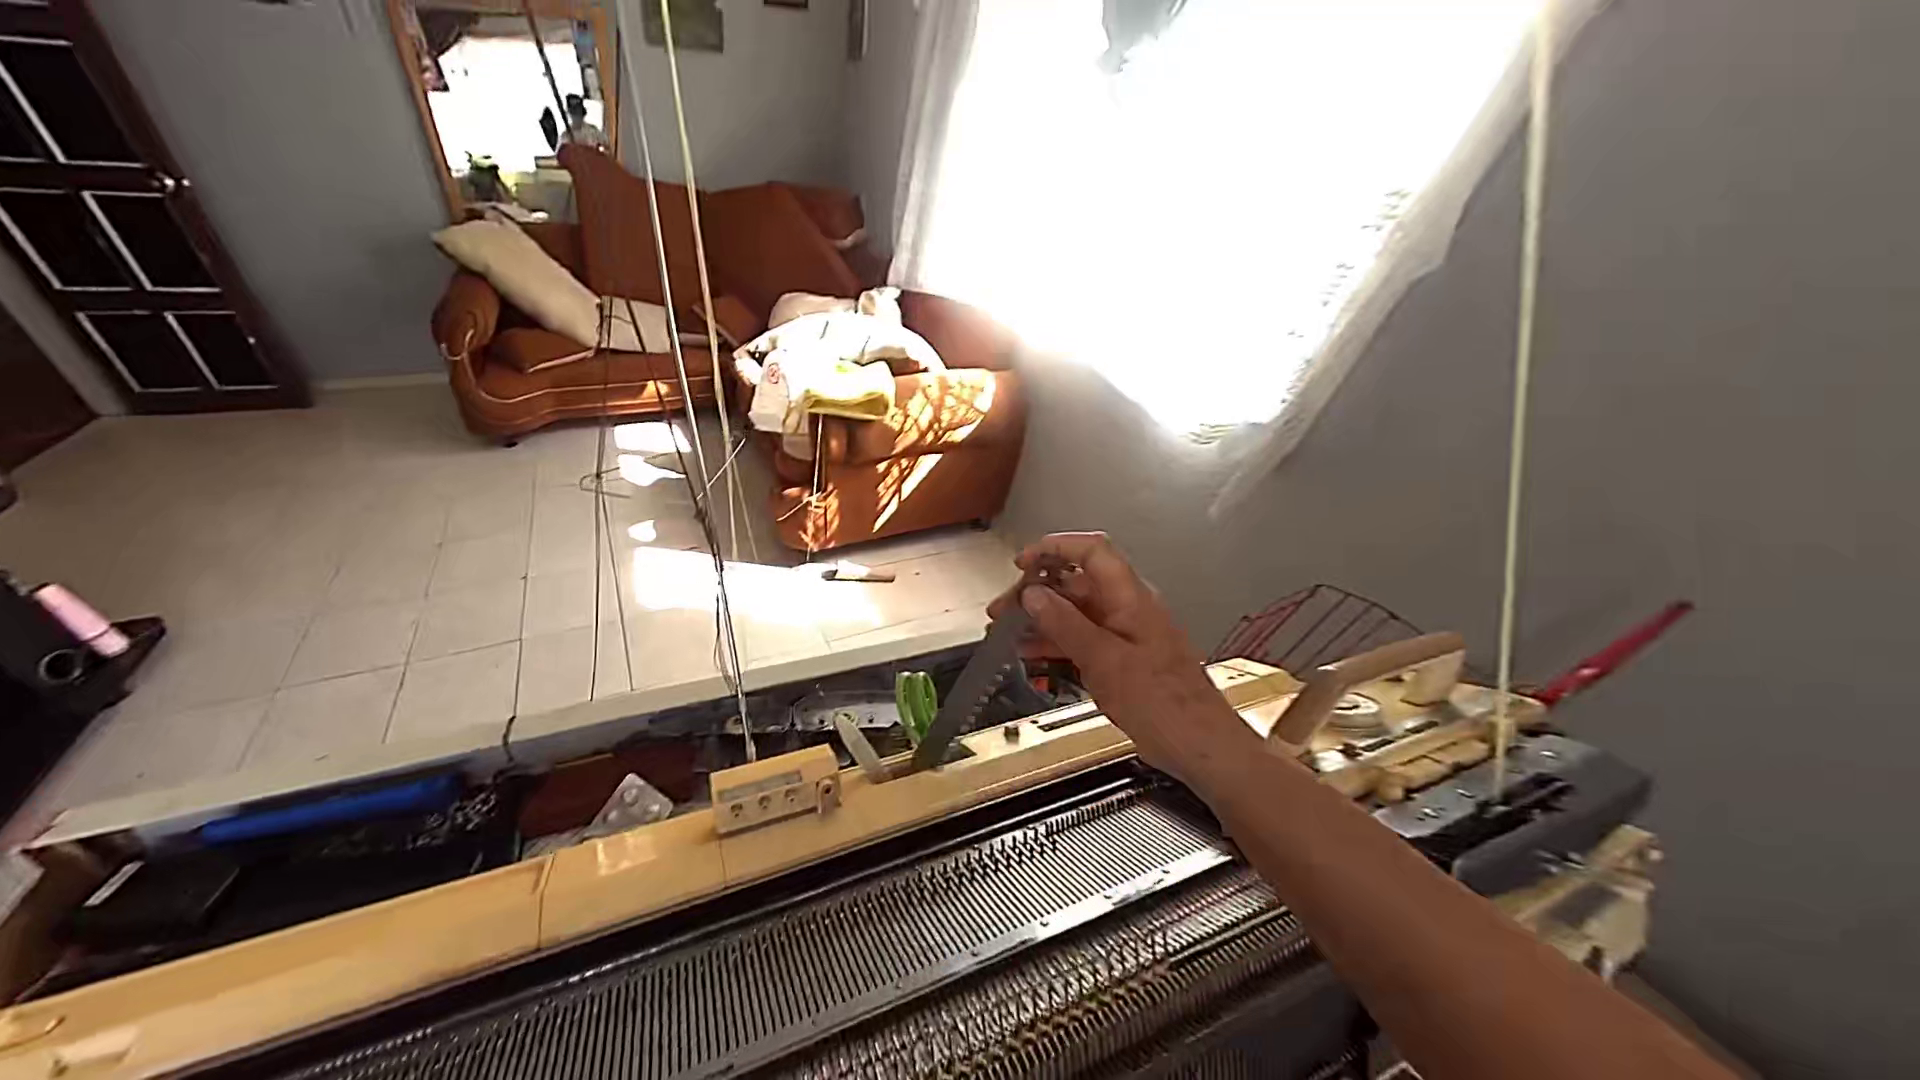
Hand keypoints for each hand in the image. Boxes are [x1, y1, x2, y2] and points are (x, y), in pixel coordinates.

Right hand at [987, 533, 1263, 787]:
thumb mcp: (1104, 661)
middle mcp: (1128, 608)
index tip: (1023, 562)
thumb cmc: (1163, 704)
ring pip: (1075, 612)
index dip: (1055, 548)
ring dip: (1041, 619)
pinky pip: (1082, 638)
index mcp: (1131, 598)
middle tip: (1003, 609)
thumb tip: (1034, 596)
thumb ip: (1065, 625)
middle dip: (1037, 591)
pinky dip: (1056, 641)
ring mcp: (1124, 633)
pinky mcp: (1121, 658)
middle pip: (1076, 583)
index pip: (1092, 552)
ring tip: (1008, 632)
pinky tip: (1032, 652)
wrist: (1198, 744)